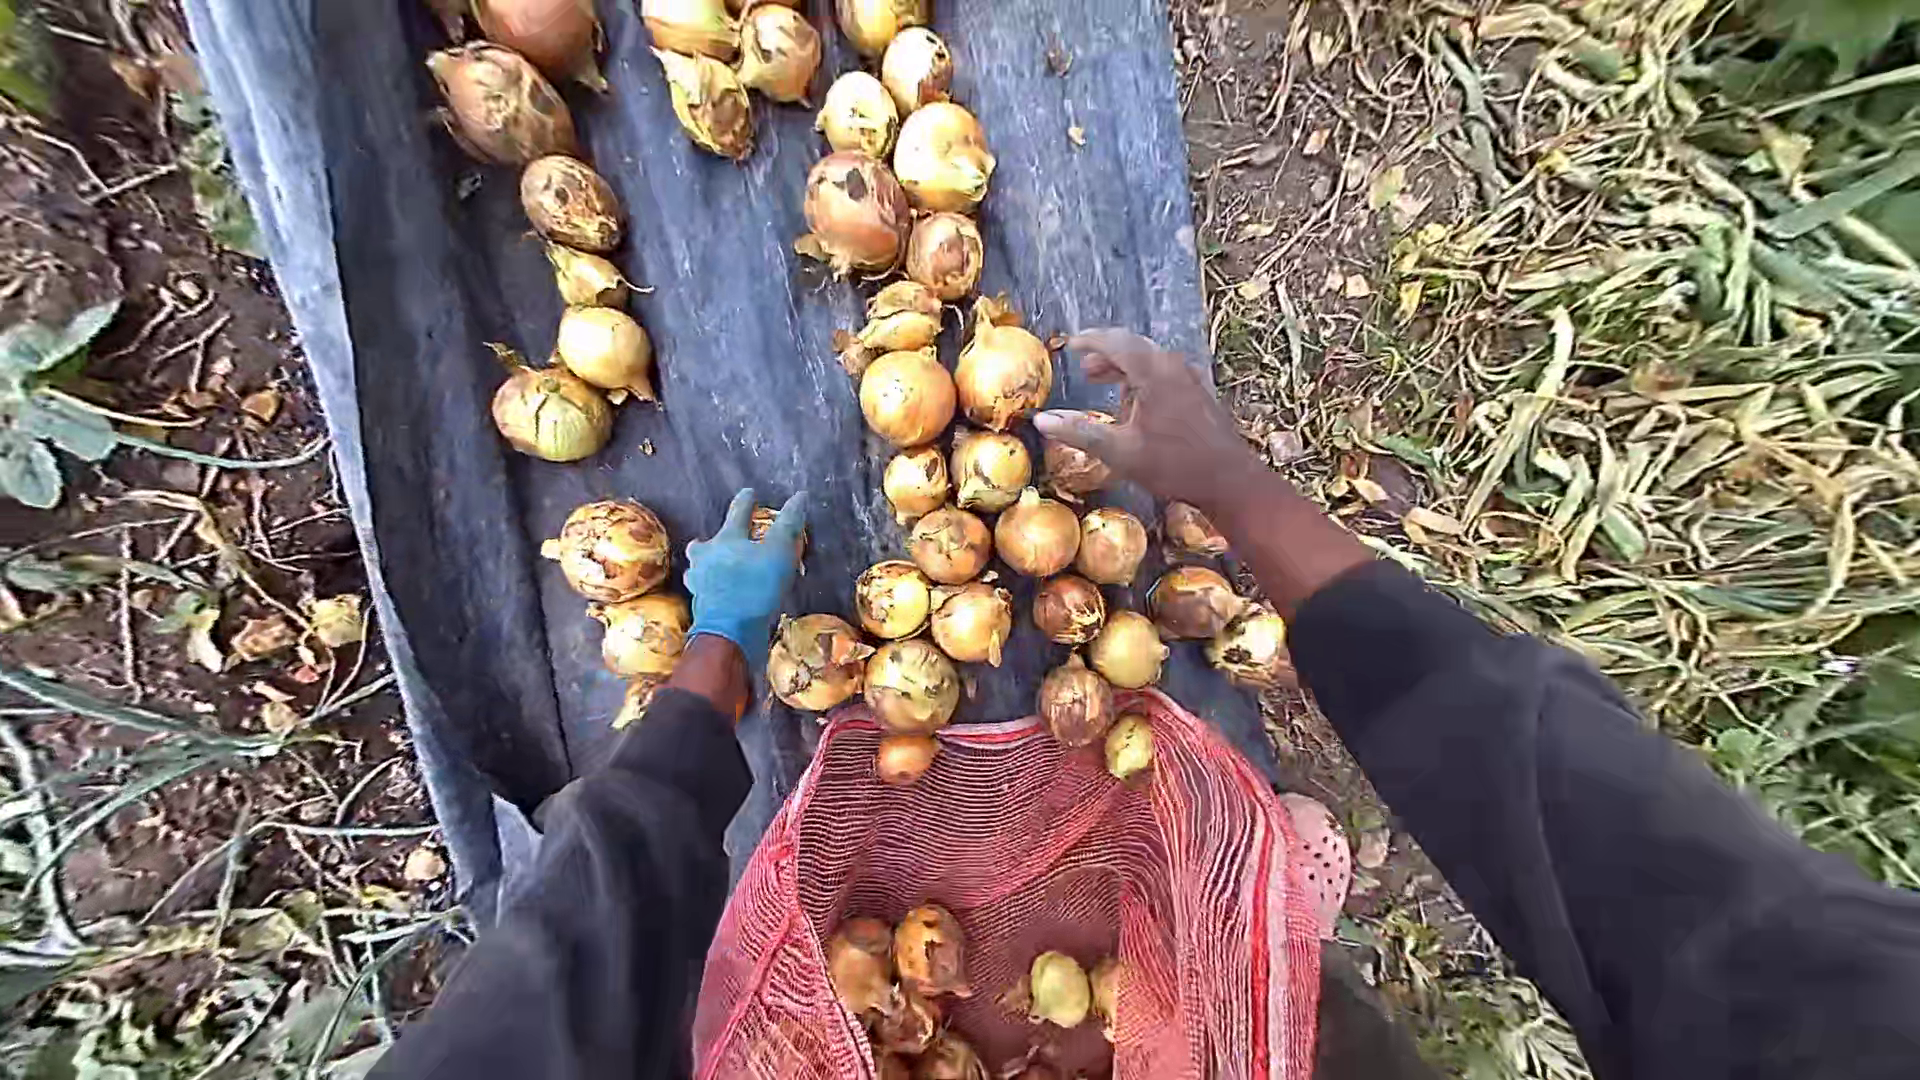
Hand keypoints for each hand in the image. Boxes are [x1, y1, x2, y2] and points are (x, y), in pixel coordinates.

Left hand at [684, 488, 806, 668]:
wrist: (730, 631)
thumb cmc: (756, 586)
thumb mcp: (780, 552)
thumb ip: (789, 524)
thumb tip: (800, 496)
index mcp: (726, 539)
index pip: (737, 513)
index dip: (746, 501)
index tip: (750, 493)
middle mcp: (706, 557)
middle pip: (704, 543)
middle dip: (712, 540)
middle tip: (722, 540)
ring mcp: (699, 583)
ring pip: (700, 568)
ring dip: (708, 566)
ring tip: (719, 569)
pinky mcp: (700, 606)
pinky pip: (705, 591)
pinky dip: (712, 589)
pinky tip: (721, 594)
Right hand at [1032, 329, 1265, 512]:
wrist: (1228, 480)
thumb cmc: (1172, 465)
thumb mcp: (1118, 451)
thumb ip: (1079, 432)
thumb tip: (1042, 420)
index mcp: (1153, 373)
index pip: (1116, 342)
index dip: (1090, 341)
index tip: (1070, 344)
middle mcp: (1173, 367)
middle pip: (1134, 347)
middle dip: (1106, 354)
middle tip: (1084, 368)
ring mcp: (1190, 378)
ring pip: (1150, 360)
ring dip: (1124, 367)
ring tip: (1102, 382)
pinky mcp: (1199, 393)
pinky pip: (1164, 373)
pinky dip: (1143, 378)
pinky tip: (1136, 402)